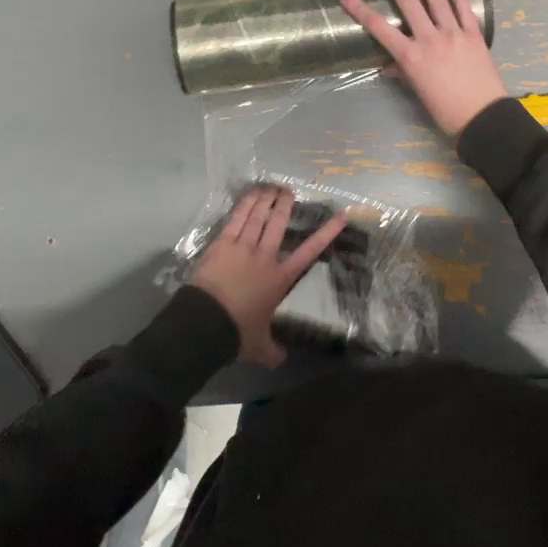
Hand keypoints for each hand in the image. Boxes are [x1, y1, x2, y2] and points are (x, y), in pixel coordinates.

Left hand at [190, 185, 346, 367]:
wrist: (206, 322)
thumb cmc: (237, 333)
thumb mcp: (261, 347)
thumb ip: (274, 350)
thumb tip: (282, 359)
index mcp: (280, 278)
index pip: (310, 251)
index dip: (327, 233)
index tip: (341, 216)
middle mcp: (265, 256)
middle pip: (279, 223)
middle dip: (285, 204)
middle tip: (289, 191)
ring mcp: (243, 247)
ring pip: (258, 216)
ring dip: (265, 199)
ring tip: (271, 187)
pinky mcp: (222, 243)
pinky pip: (236, 218)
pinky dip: (244, 204)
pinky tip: (249, 195)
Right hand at [340, 0, 508, 137]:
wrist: (482, 116)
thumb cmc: (446, 110)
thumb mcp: (418, 93)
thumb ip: (404, 73)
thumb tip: (390, 66)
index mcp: (411, 57)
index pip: (380, 28)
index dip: (360, 9)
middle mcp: (430, 39)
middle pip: (408, 3)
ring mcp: (453, 33)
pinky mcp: (473, 34)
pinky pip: (463, 7)